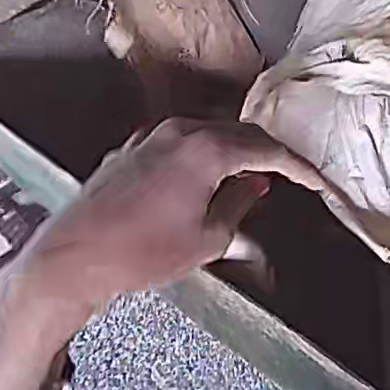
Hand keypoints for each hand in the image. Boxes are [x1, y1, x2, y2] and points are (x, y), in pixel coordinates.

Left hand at [24, 118, 323, 305]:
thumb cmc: (141, 252)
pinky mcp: (132, 149)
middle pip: (240, 133)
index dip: (297, 166)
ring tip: (253, 175)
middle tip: (290, 174)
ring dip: (236, 151)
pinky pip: (181, 141)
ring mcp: (152, 137)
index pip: (267, 150)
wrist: (74, 257)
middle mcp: (180, 132)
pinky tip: (207, 175)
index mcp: (206, 149)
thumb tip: (257, 185)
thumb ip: (240, 203)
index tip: (315, 179)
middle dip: (268, 153)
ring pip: (210, 133)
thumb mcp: (207, 238)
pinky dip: (204, 154)